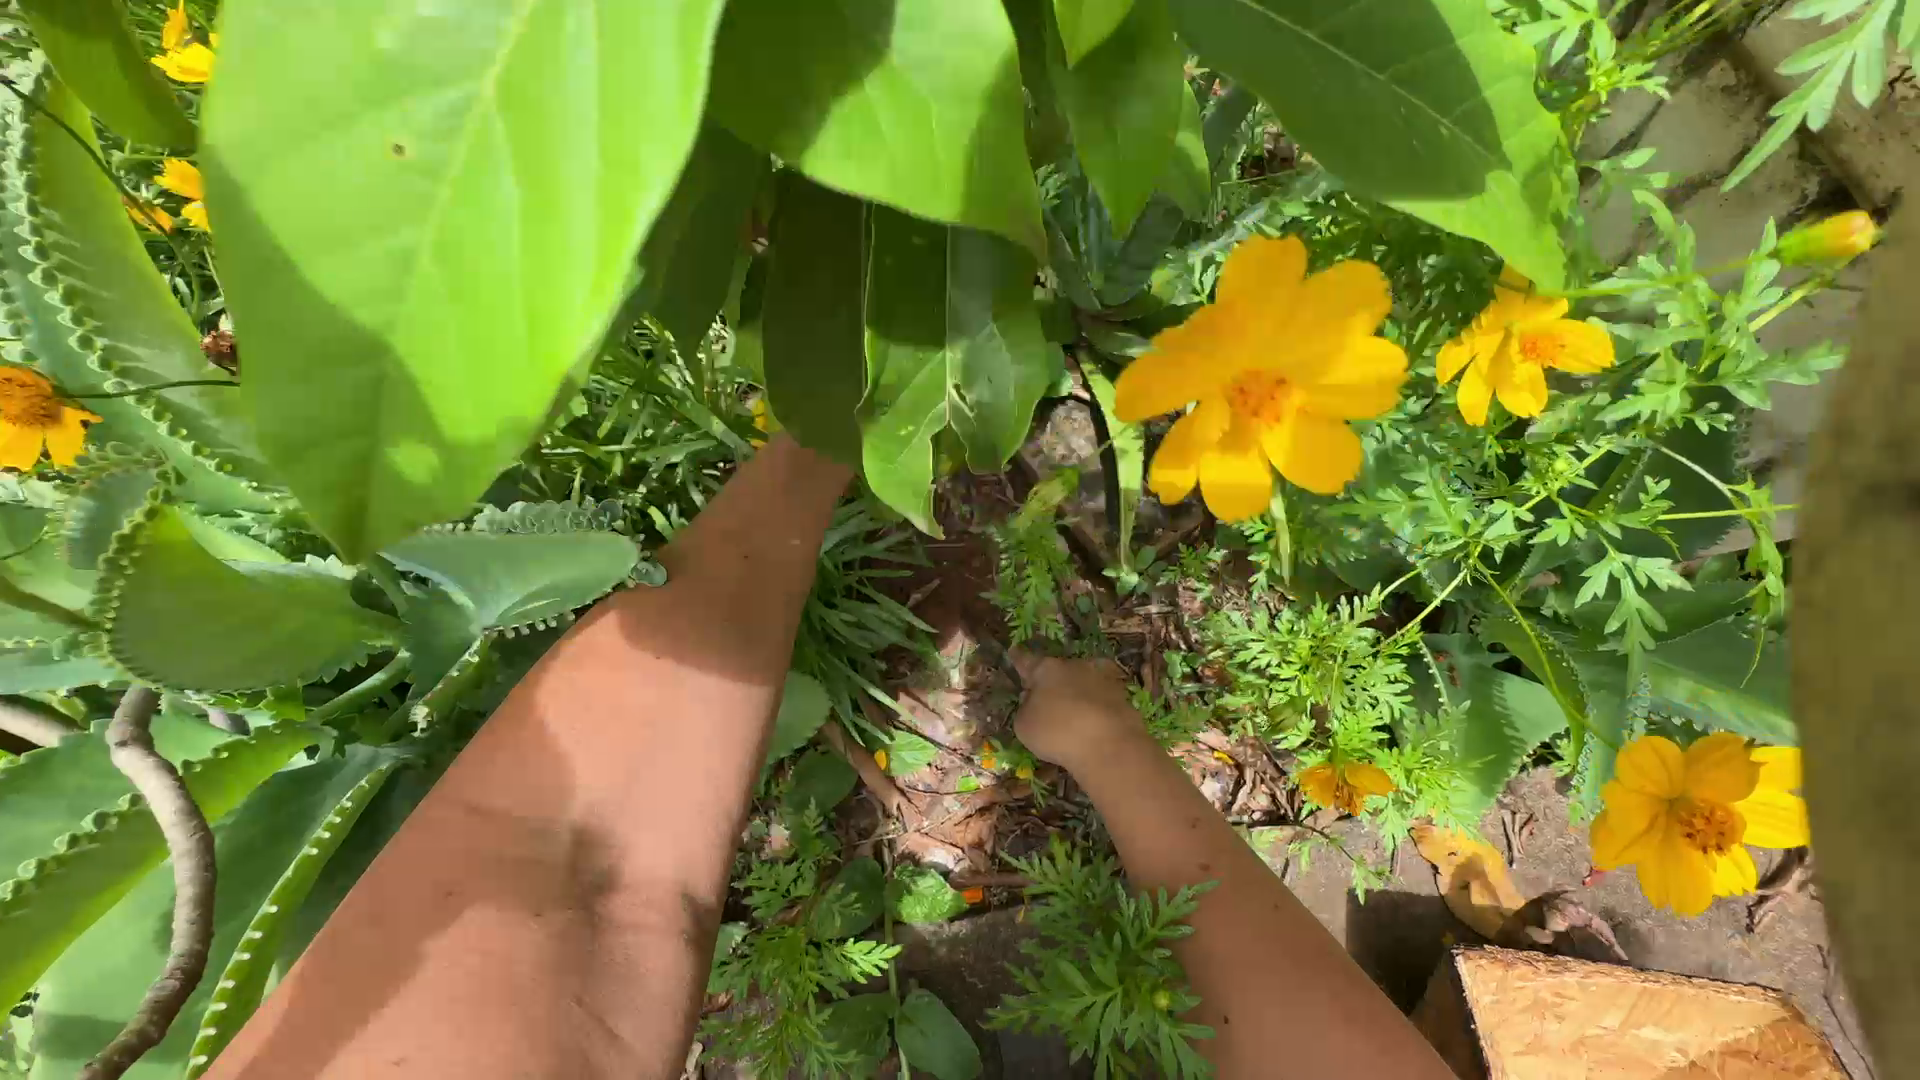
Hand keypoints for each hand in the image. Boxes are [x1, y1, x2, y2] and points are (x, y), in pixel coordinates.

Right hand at [1010, 651, 1148, 773]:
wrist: (1110, 745)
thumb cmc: (1056, 732)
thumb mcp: (1024, 725)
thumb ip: (1025, 709)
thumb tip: (1033, 702)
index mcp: (1046, 668)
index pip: (1027, 660)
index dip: (1019, 659)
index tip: (1015, 652)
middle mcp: (1076, 666)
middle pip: (1059, 672)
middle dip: (1052, 684)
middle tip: (1046, 702)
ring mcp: (1103, 680)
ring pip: (1084, 684)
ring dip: (1077, 696)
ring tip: (1073, 719)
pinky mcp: (1124, 698)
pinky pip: (1102, 702)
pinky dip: (1096, 711)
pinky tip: (1093, 729)